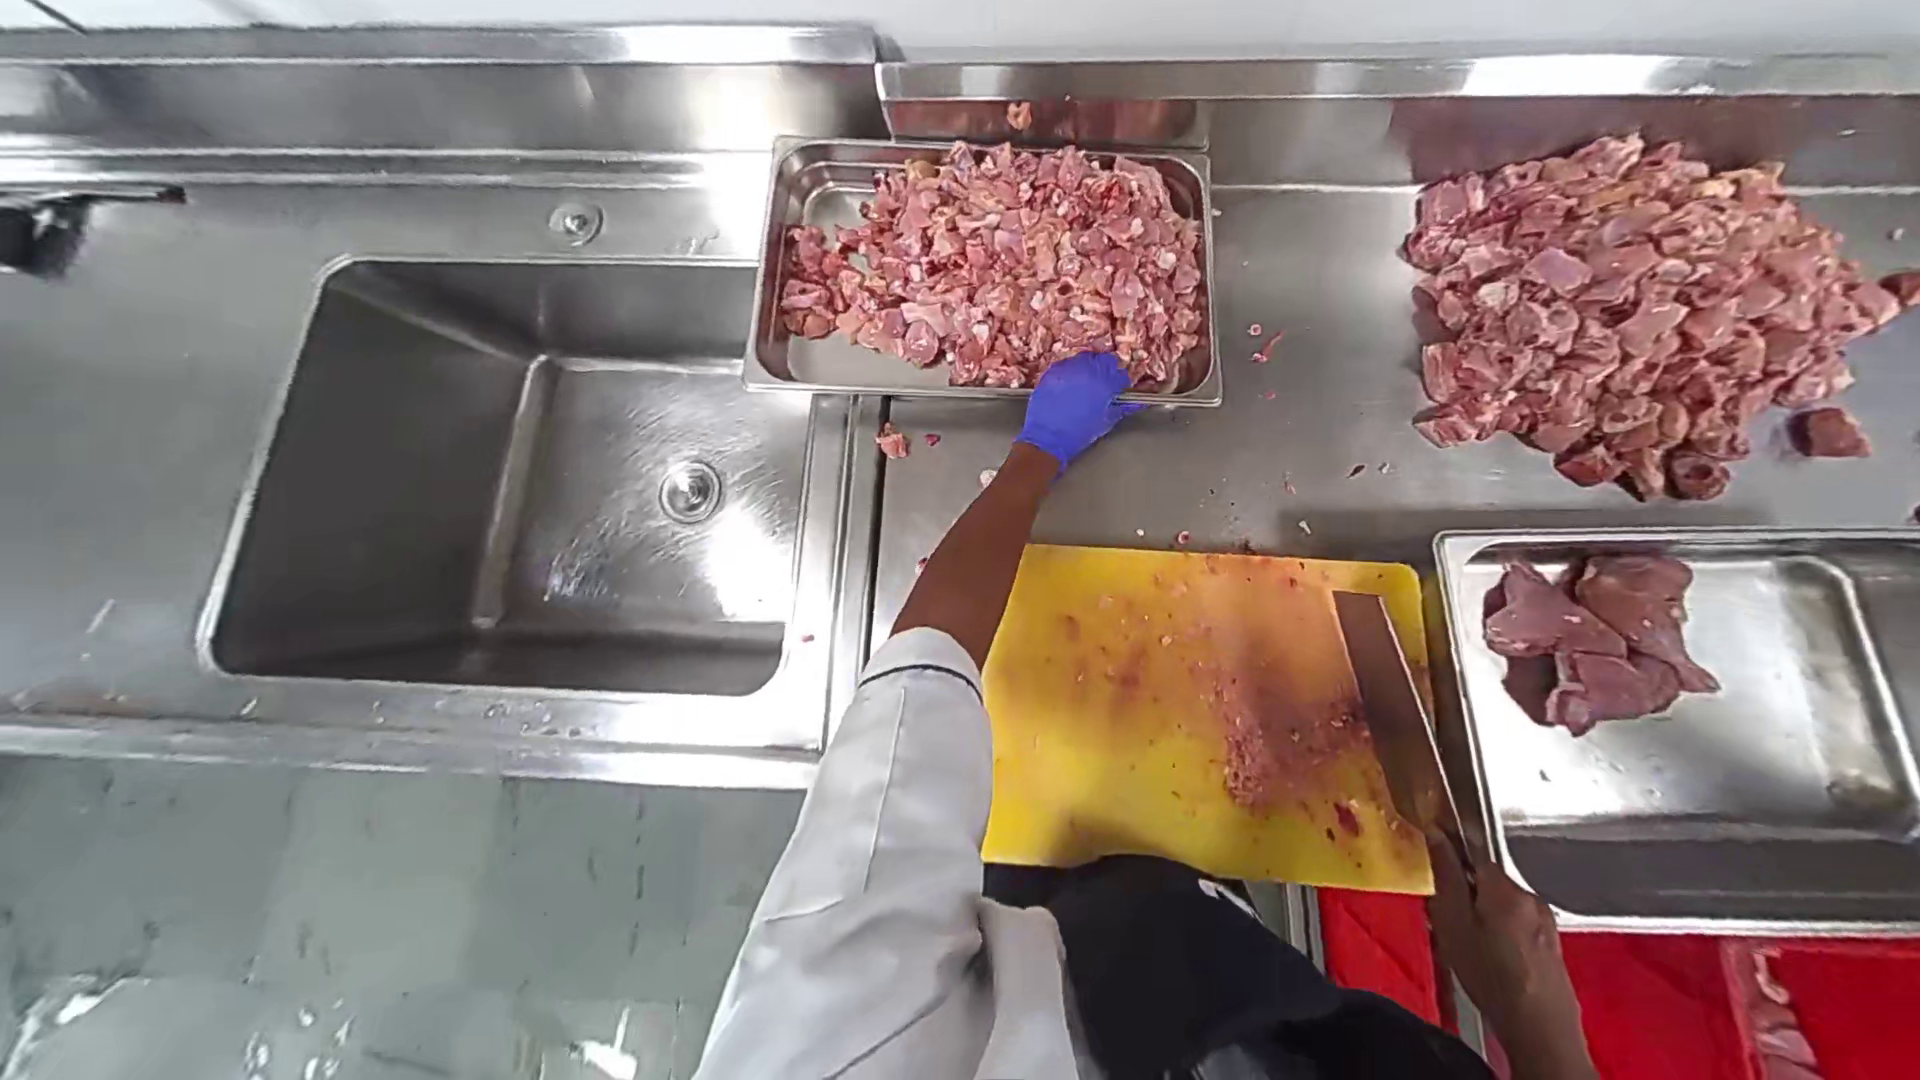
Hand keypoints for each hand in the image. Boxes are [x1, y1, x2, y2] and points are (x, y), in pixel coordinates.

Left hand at [1015, 351, 1142, 471]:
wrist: (1047, 437)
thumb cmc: (1079, 433)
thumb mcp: (1105, 421)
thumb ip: (1119, 407)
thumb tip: (1126, 402)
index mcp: (1104, 381)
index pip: (1119, 372)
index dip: (1118, 381)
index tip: (1115, 388)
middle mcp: (1087, 368)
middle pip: (1101, 360)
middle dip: (1103, 370)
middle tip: (1099, 385)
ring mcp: (1068, 368)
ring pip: (1083, 359)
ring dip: (1086, 369)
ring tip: (1082, 385)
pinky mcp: (1052, 371)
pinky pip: (1066, 366)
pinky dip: (1070, 373)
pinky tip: (1067, 387)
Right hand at [1427, 841, 1596, 1079]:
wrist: (1539, 1030)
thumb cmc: (1487, 972)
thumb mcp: (1451, 918)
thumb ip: (1446, 873)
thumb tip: (1437, 833)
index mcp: (1507, 888)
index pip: (1473, 853)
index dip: (1451, 862)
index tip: (1436, 878)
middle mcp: (1532, 899)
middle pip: (1487, 879)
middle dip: (1464, 891)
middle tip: (1444, 916)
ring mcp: (1547, 924)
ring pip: (1500, 902)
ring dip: (1479, 912)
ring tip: (1462, 939)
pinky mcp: (1551, 945)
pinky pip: (1515, 922)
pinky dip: (1497, 930)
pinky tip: (1486, 955)